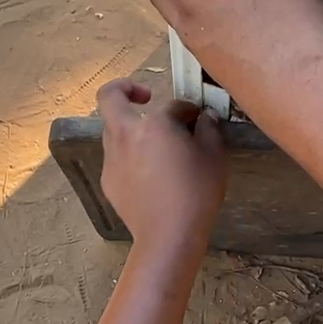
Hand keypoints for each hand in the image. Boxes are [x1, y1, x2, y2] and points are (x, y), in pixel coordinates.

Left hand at [97, 78, 225, 256]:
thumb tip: (204, 118)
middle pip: (110, 98)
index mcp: (153, 124)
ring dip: (129, 126)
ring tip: (153, 143)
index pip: (172, 105)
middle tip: (145, 96)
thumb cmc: (196, 194)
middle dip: (125, 88)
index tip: (198, 119)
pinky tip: (148, 174)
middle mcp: (125, 135)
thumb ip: (209, 129)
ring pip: (112, 130)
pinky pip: (116, 158)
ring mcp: (112, 159)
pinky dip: (129, 156)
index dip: (188, 109)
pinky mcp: (108, 181)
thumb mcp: (214, 157)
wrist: (168, 235)